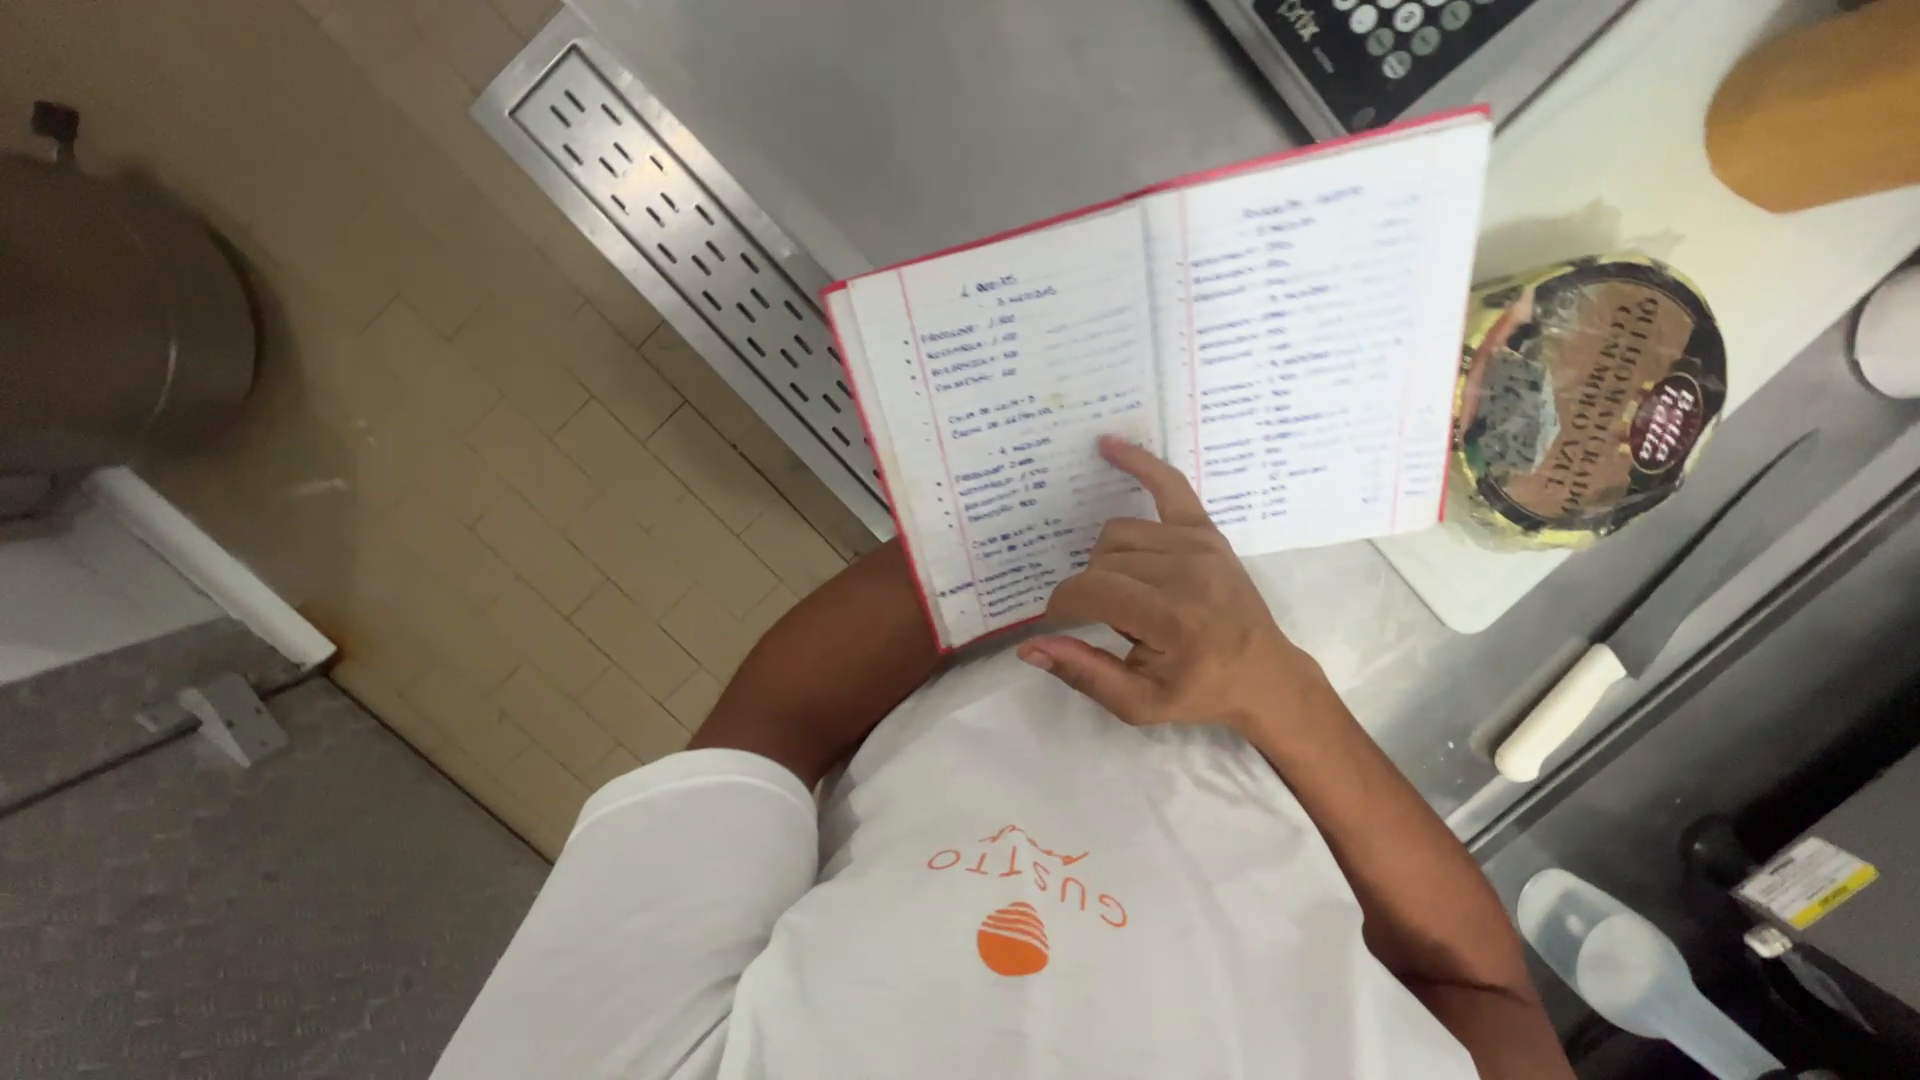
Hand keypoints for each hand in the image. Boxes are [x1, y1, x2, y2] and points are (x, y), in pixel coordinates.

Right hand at [1017, 437, 1338, 739]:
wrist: (1263, 674)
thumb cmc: (1198, 691)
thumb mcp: (1137, 703)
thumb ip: (1083, 673)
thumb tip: (1029, 646)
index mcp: (1171, 619)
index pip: (1092, 590)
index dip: (1064, 605)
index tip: (1062, 622)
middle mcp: (1186, 573)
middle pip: (1102, 561)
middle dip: (1092, 591)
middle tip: (1114, 622)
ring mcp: (1199, 545)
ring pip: (1118, 533)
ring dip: (1109, 561)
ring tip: (1130, 592)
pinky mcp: (1207, 531)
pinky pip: (1167, 484)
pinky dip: (1137, 463)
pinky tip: (1107, 446)